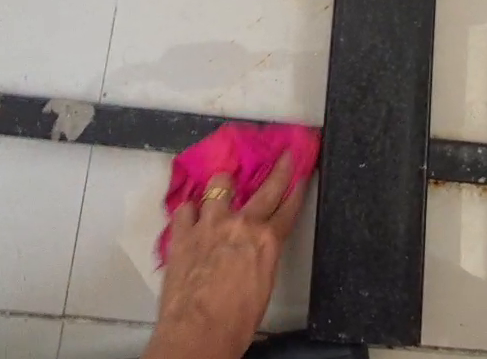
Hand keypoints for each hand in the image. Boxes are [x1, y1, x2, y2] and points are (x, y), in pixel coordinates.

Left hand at [144, 154, 306, 358]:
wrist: (197, 332)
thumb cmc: (236, 323)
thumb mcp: (262, 288)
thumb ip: (262, 259)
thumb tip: (257, 251)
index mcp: (267, 241)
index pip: (288, 209)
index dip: (297, 190)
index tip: (302, 173)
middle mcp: (241, 224)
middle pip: (266, 190)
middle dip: (280, 170)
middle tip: (286, 154)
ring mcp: (210, 223)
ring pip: (219, 187)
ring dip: (222, 185)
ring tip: (222, 184)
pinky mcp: (183, 232)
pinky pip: (185, 209)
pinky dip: (189, 211)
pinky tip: (190, 215)